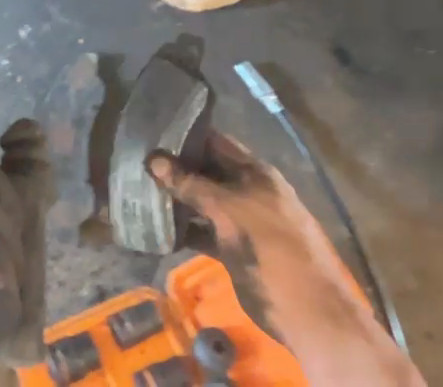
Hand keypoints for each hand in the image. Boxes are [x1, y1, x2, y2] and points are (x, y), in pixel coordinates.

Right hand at [151, 134, 425, 386]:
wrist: (306, 311)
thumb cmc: (271, 248)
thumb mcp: (230, 210)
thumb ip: (192, 185)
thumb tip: (154, 160)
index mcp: (255, 173)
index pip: (216, 142)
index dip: (186, 135)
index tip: (151, 132)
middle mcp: (247, 191)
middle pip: (206, 172)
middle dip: (174, 169)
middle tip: (135, 163)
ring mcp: (240, 221)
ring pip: (202, 203)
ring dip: (174, 200)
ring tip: (136, 192)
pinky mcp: (232, 248)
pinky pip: (202, 232)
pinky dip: (183, 230)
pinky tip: (156, 228)